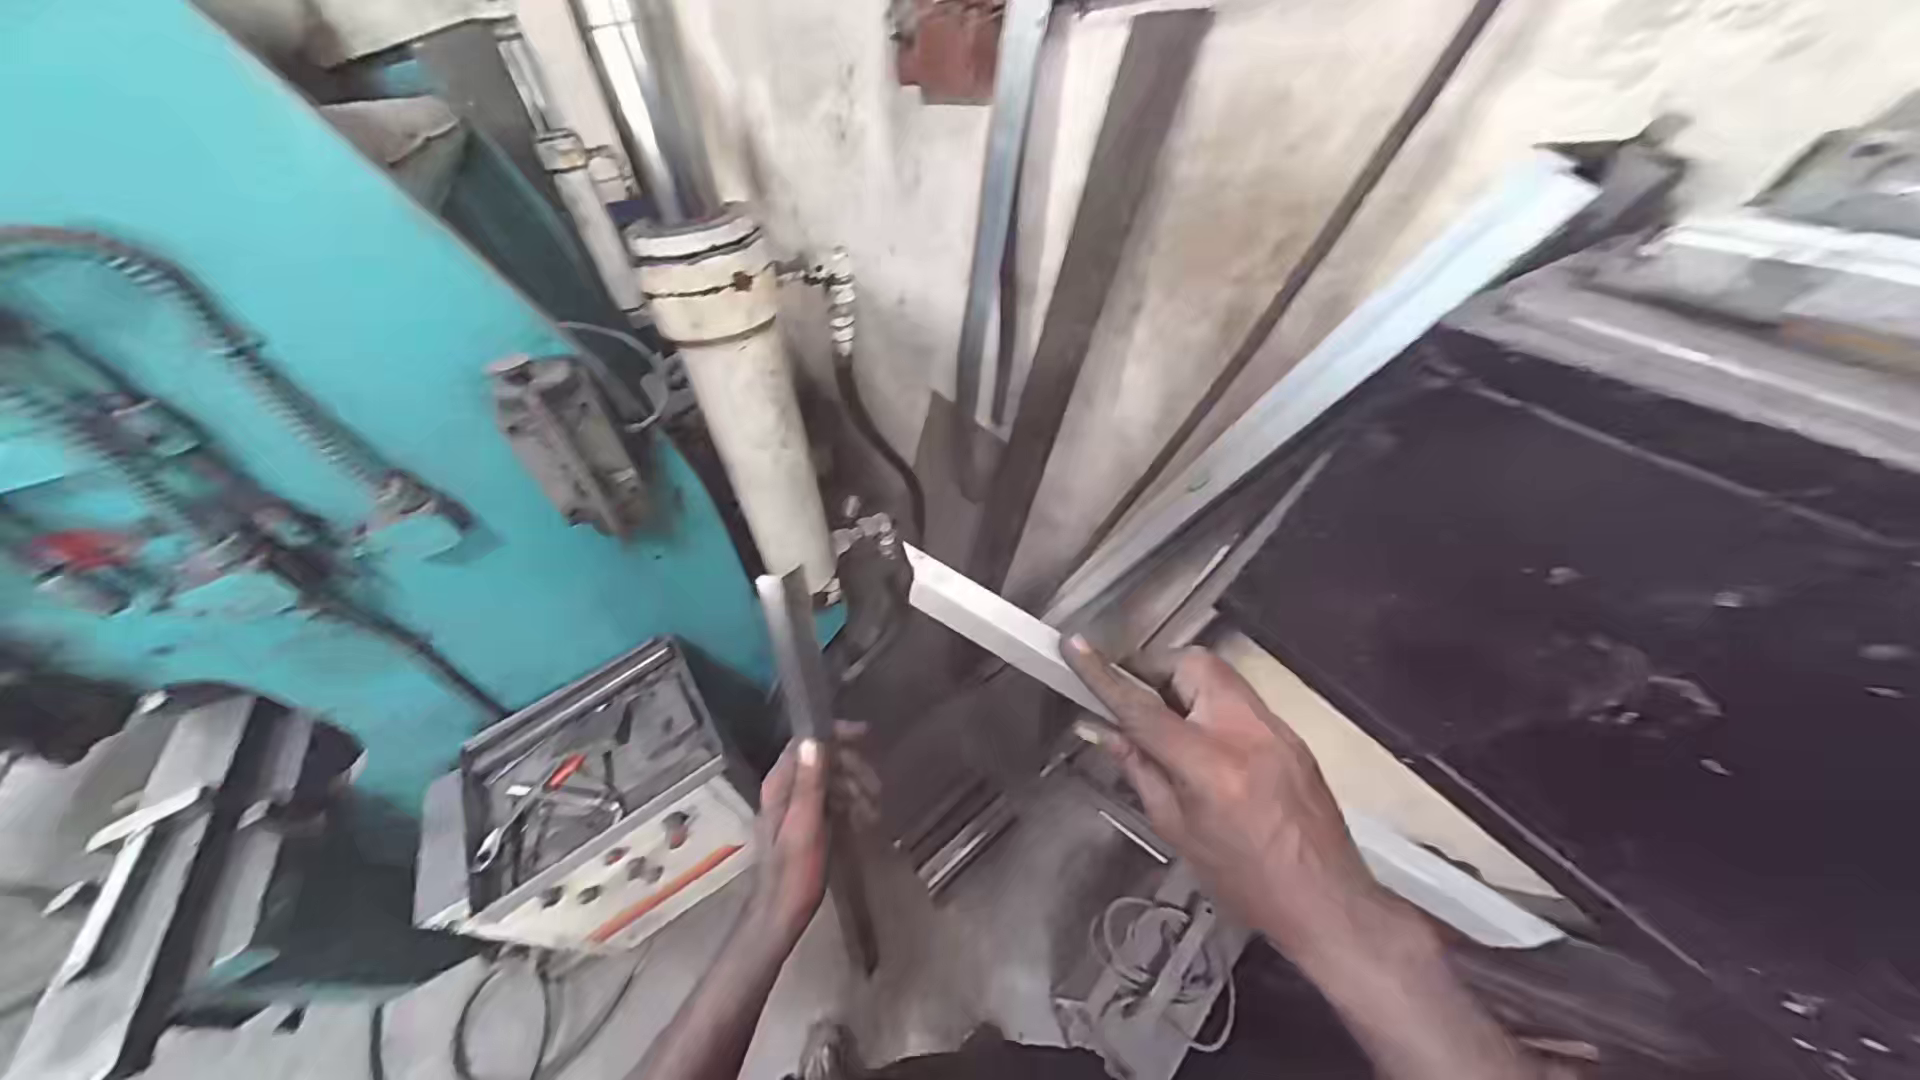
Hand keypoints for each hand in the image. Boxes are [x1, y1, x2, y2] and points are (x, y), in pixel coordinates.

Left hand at [742, 724, 879, 950]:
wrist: (781, 916)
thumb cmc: (794, 873)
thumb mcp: (806, 824)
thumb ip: (810, 782)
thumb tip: (814, 739)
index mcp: (780, 784)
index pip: (807, 741)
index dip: (836, 735)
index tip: (865, 736)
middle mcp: (786, 788)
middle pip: (824, 758)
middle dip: (853, 767)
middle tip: (876, 788)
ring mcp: (797, 804)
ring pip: (832, 778)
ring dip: (856, 787)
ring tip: (874, 809)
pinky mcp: (808, 821)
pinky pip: (833, 799)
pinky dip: (851, 803)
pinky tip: (865, 818)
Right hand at [1063, 637, 1392, 960]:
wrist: (1330, 904)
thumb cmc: (1244, 879)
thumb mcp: (1176, 828)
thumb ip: (1139, 768)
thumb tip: (1104, 730)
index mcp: (1210, 765)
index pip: (1143, 706)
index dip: (1102, 674)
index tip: (1076, 647)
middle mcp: (1245, 732)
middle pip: (1191, 663)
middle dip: (1155, 668)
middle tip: (1134, 696)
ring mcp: (1275, 727)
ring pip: (1217, 673)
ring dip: (1182, 684)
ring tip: (1167, 720)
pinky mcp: (1289, 732)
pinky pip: (1237, 696)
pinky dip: (1209, 703)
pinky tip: (1203, 738)